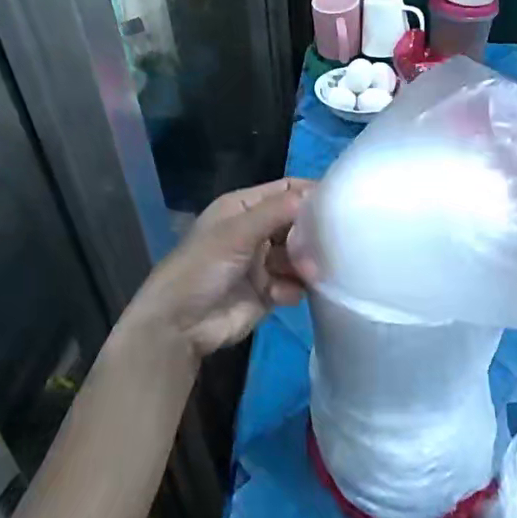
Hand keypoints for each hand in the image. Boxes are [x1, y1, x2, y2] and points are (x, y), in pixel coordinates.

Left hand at [128, 178, 315, 359]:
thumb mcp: (236, 233)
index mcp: (243, 208)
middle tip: (328, 243)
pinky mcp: (268, 291)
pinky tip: (281, 296)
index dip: (310, 193)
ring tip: (307, 273)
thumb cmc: (201, 268)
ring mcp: (262, 261)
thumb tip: (315, 195)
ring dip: (304, 263)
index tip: (339, 201)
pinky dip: (292, 288)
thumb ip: (276, 212)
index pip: (285, 190)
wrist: (177, 327)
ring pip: (298, 254)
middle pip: (296, 223)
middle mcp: (255, 230)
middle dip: (311, 233)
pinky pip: (293, 283)